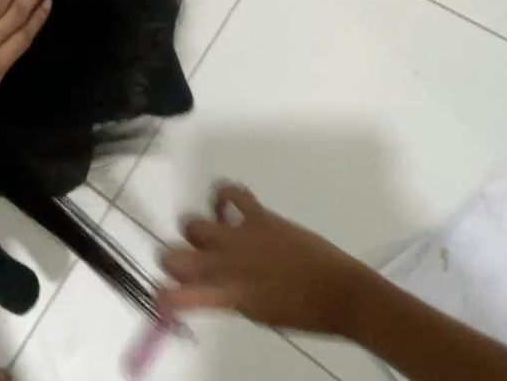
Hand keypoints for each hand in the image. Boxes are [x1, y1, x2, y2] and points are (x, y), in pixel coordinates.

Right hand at [157, 182, 383, 335]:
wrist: (343, 294)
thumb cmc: (303, 313)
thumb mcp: (258, 313)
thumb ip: (227, 297)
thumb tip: (205, 285)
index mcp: (228, 296)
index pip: (179, 296)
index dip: (164, 296)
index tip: (162, 297)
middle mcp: (226, 265)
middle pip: (174, 254)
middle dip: (172, 258)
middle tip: (187, 262)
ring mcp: (240, 237)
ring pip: (193, 224)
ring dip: (197, 232)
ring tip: (212, 236)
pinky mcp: (258, 216)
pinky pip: (229, 193)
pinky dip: (222, 196)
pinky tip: (227, 208)